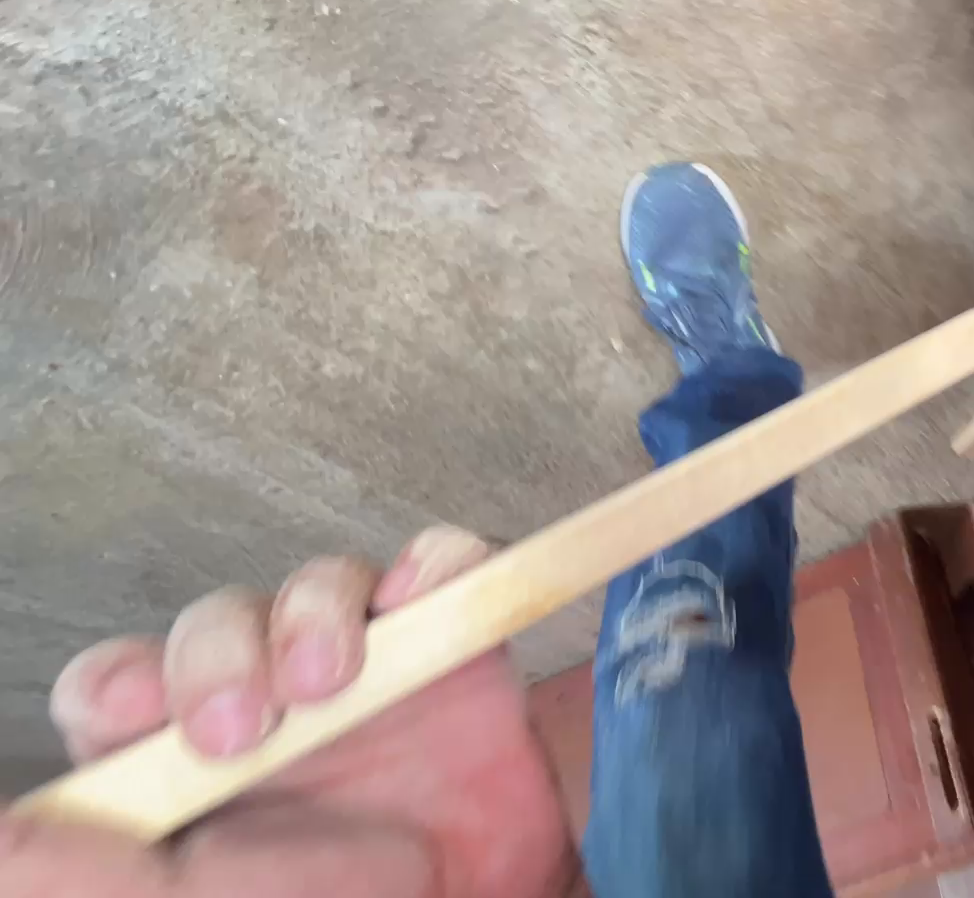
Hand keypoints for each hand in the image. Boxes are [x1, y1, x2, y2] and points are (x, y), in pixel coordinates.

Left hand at [4, 526, 577, 897]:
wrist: (479, 875)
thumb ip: (77, 876)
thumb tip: (2, 831)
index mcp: (192, 755)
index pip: (124, 681)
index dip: (125, 678)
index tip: (138, 717)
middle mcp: (278, 687)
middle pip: (223, 618)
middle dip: (222, 654)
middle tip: (246, 727)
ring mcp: (377, 646)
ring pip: (327, 578)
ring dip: (317, 611)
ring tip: (337, 678)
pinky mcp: (455, 618)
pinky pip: (445, 554)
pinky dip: (433, 561)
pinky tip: (417, 598)